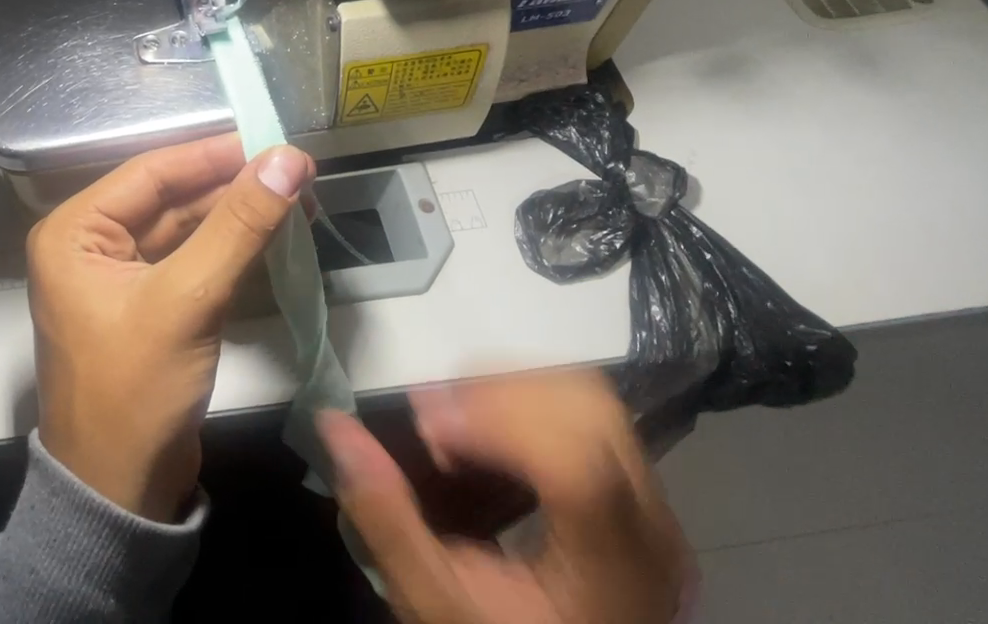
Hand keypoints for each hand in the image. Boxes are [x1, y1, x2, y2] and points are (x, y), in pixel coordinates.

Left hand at [27, 134, 313, 521]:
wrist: (119, 493)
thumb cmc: (134, 392)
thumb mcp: (187, 301)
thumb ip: (238, 226)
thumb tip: (288, 158)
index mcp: (74, 232)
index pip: (151, 172)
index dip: (215, 153)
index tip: (275, 140)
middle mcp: (90, 245)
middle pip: (169, 197)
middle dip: (231, 185)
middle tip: (297, 172)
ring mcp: (120, 277)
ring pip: (184, 228)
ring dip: (236, 215)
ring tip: (297, 198)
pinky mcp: (148, 306)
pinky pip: (191, 260)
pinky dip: (230, 248)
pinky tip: (272, 235)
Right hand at [319, 371, 690, 623]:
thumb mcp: (431, 601)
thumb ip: (385, 517)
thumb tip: (335, 425)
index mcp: (609, 570)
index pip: (580, 470)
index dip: (500, 425)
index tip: (428, 428)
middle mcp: (650, 527)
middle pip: (588, 412)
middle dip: (497, 392)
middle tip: (430, 417)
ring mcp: (653, 503)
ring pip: (590, 397)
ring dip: (509, 386)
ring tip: (452, 421)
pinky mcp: (637, 486)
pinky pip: (588, 409)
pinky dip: (526, 396)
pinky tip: (483, 427)